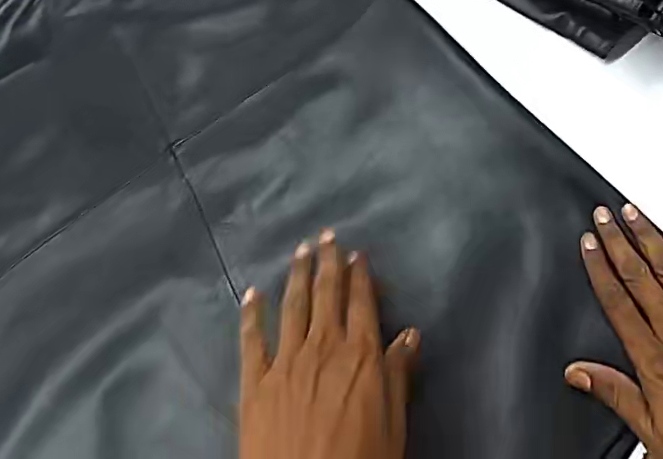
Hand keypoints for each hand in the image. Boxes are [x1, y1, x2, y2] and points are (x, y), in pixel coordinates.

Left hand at [240, 230, 419, 458]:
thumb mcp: (393, 427)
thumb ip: (398, 376)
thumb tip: (410, 333)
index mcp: (360, 354)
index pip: (362, 301)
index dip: (360, 275)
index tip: (358, 253)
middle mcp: (324, 346)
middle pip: (327, 293)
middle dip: (328, 261)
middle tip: (327, 234)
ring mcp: (286, 362)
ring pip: (293, 305)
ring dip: (297, 273)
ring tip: (300, 249)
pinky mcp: (255, 383)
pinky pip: (252, 339)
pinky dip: (252, 313)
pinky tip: (252, 292)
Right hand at [567, 206, 662, 458]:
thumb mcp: (656, 435)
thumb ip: (615, 394)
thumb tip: (578, 373)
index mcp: (655, 358)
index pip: (616, 300)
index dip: (598, 267)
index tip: (588, 243)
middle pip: (638, 274)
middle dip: (616, 240)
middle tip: (602, 214)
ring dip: (648, 235)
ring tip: (633, 212)